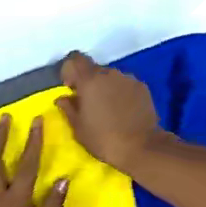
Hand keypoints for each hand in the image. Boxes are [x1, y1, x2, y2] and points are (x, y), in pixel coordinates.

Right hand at [56, 52, 172, 168]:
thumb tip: (62, 98)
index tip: (71, 88)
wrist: (141, 147)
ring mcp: (128, 78)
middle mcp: (109, 73)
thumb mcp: (78, 128)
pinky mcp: (142, 87)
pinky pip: (126, 84)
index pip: (76, 59)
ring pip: (111, 77)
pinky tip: (124, 110)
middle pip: (94, 69)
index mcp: (90, 80)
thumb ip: (68, 108)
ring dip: (106, 87)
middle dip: (89, 82)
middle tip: (89, 103)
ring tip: (108, 108)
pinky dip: (121, 92)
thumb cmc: (104, 139)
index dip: (70, 70)